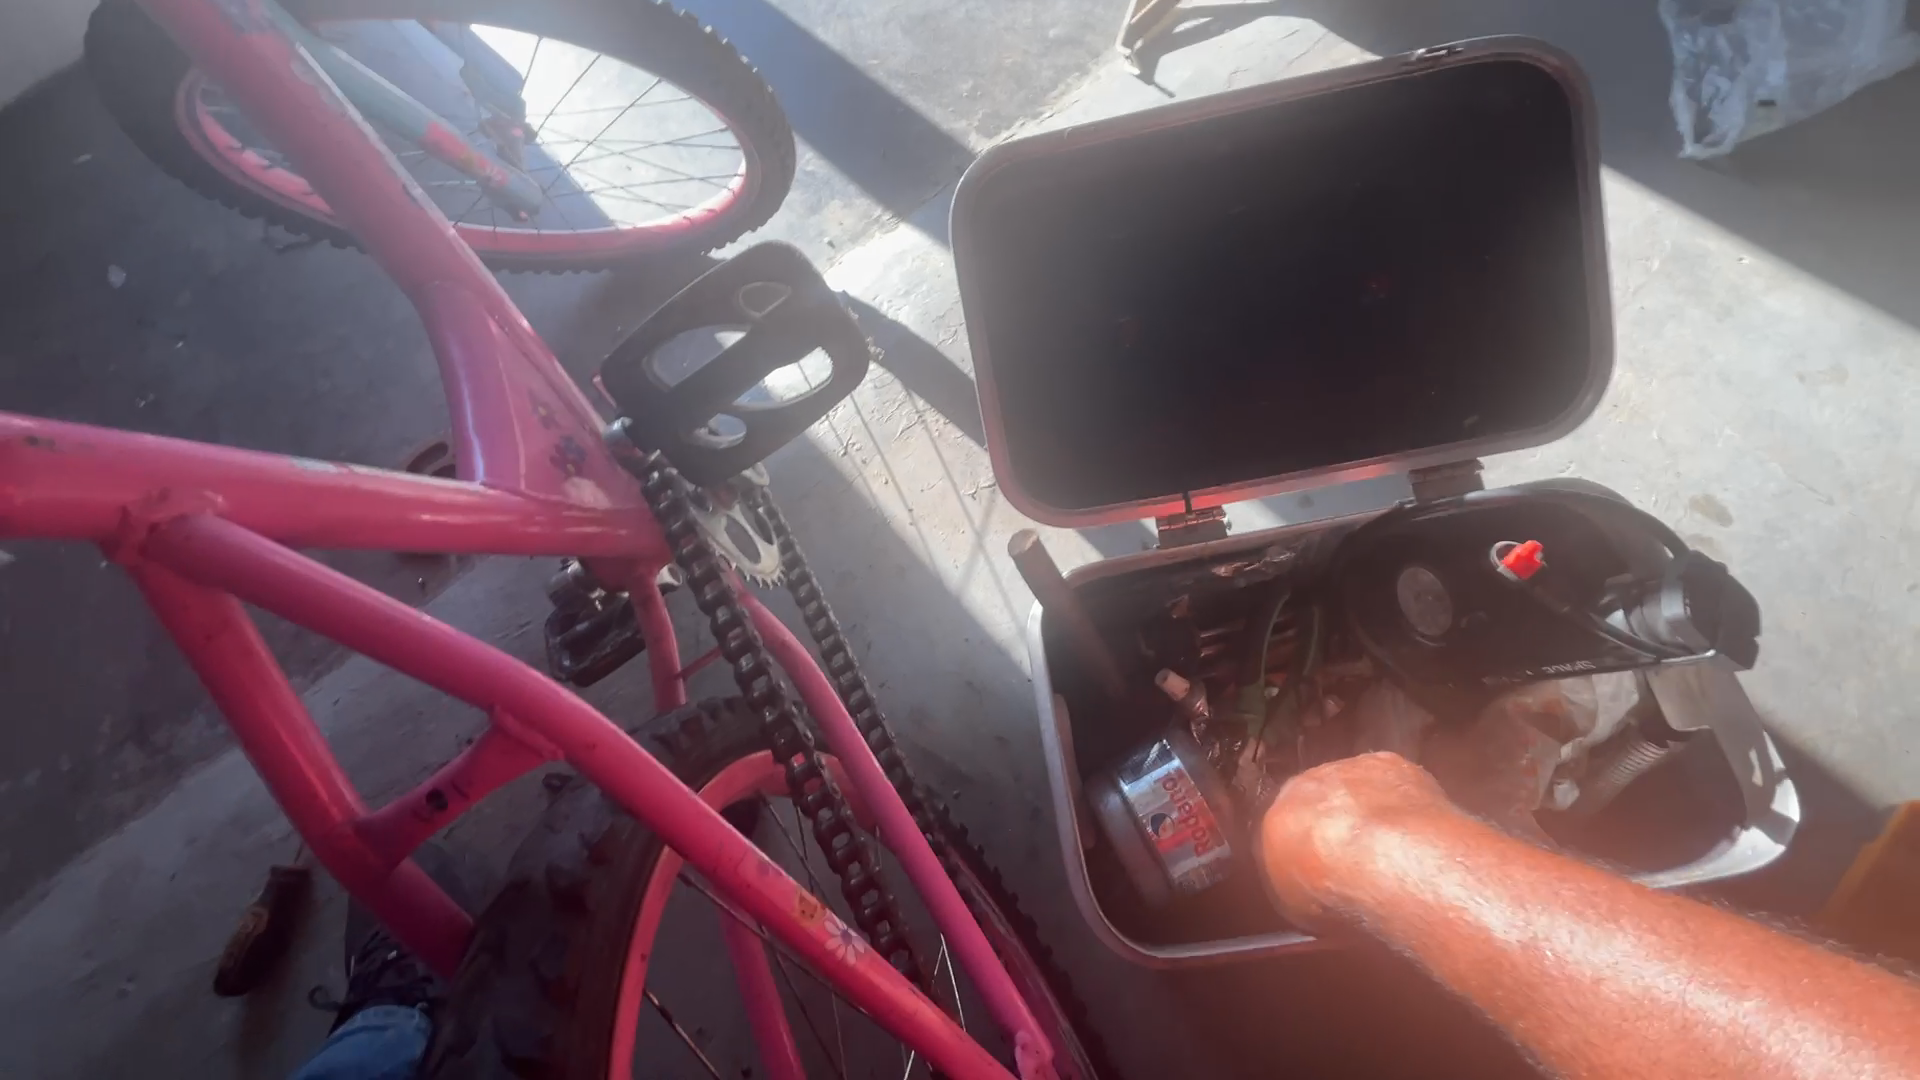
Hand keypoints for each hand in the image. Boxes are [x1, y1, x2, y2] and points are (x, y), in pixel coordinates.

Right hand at [1258, 751, 1459, 928]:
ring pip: (1354, 787)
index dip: (1304, 849)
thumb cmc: (1331, 892)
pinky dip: (1402, 799)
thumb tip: (1303, 884)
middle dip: (1335, 825)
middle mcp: (1301, 784)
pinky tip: (1417, 828)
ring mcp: (1345, 769)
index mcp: (1272, 816)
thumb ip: (1292, 882)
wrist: (1382, 861)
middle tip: (1361, 861)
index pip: (1282, 827)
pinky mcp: (1388, 762)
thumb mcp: (1295, 906)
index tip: (1324, 872)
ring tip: (1397, 849)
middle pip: (1316, 800)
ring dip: (1369, 811)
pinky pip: (1392, 779)